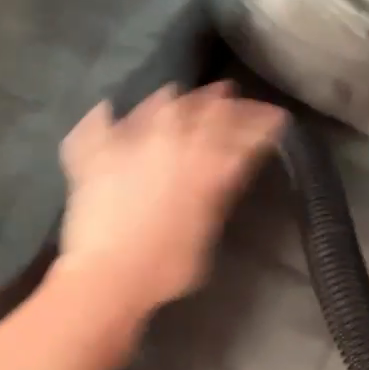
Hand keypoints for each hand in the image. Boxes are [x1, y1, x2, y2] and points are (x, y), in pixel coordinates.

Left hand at [57, 83, 286, 306]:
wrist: (107, 276)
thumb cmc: (168, 267)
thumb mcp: (208, 230)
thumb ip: (219, 194)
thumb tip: (232, 168)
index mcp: (202, 166)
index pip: (239, 134)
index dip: (260, 121)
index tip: (276, 116)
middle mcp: (167, 145)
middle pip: (200, 111)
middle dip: (221, 101)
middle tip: (232, 94)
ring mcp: (127, 146)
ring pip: (154, 109)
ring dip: (171, 100)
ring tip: (177, 93)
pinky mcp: (92, 158)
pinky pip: (95, 128)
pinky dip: (102, 118)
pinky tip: (105, 108)